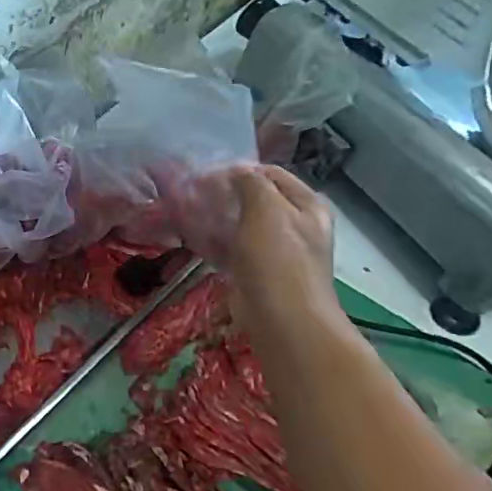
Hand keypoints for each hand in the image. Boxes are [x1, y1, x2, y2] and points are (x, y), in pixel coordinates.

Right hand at [197, 165, 344, 333]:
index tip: (206, 173)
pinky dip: (213, 241)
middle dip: (223, 194)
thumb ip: (251, 184)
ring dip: (215, 217)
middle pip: (254, 200)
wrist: (283, 320)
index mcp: (306, 206)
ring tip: (186, 211)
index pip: (270, 174)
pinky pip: (230, 249)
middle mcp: (293, 225)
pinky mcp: (253, 273)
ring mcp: (273, 252)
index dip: (239, 170)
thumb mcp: (267, 211)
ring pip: (239, 225)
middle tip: (191, 192)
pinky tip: (191, 236)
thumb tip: (234, 170)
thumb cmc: (279, 261)